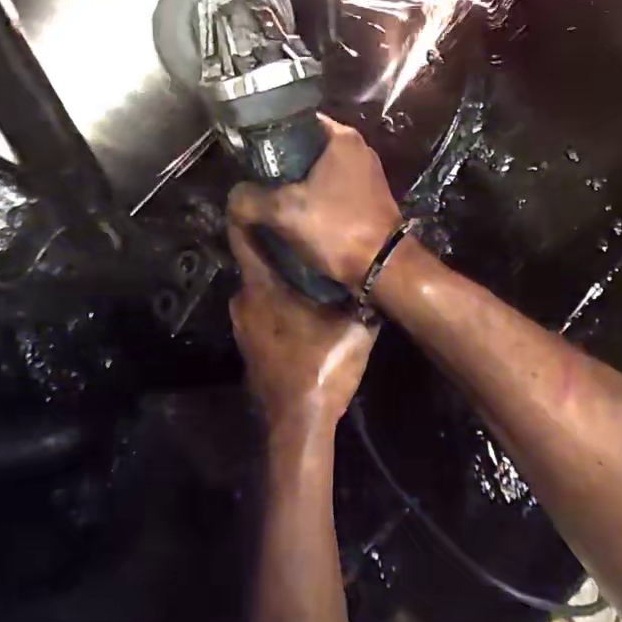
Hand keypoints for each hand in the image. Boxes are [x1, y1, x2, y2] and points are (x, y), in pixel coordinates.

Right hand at [228, 116, 402, 286]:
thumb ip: (251, 199)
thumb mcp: (285, 211)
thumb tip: (235, 197)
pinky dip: (312, 196)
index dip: (270, 133)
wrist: (382, 265)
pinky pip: (330, 188)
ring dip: (295, 182)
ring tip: (267, 195)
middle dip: (280, 162)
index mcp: (342, 138)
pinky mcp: (366, 195)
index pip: (298, 121)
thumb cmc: (336, 228)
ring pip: (318, 170)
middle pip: (307, 147)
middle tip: (253, 176)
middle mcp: (357, 148)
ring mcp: (365, 172)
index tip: (249, 150)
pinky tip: (292, 210)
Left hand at [228, 222, 376, 438]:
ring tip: (310, 268)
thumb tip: (378, 269)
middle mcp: (243, 301)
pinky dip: (277, 303)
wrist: (298, 423)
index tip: (268, 198)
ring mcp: (243, 327)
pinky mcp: (249, 347)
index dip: (252, 216)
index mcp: (261, 287)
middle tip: (308, 235)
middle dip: (278, 248)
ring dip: (279, 278)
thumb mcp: (355, 324)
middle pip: (256, 262)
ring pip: (260, 289)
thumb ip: (361, 293)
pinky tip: (302, 307)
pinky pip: (262, 311)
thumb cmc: (322, 364)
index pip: (245, 239)